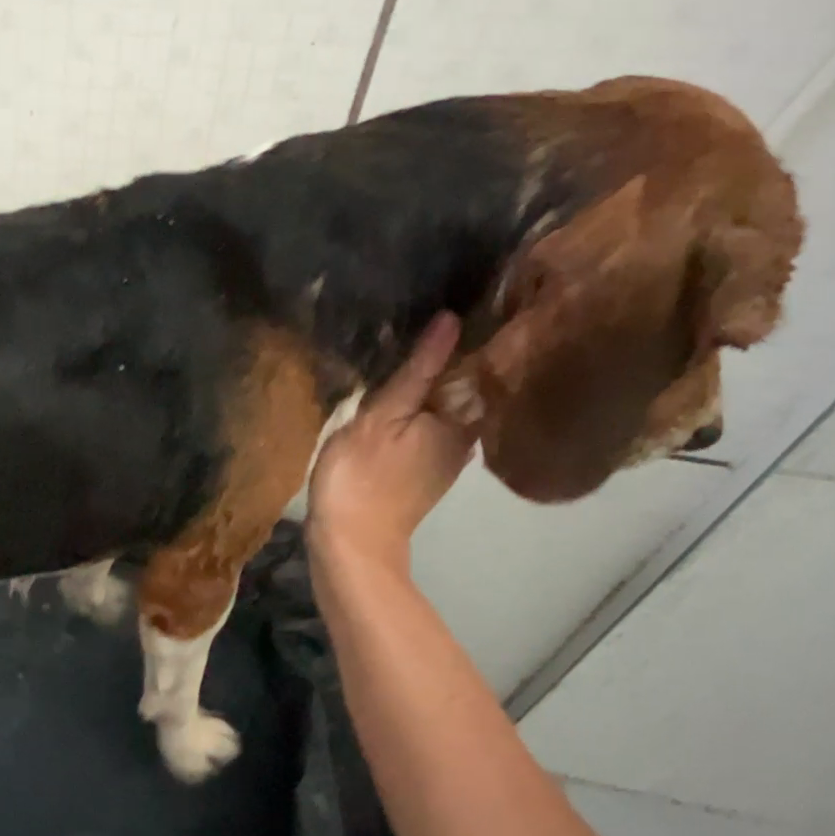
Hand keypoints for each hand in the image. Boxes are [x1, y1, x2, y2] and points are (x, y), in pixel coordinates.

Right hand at [308, 312, 475, 566]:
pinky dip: (428, 403)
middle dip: (458, 352)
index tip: (470, 295)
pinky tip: (408, 389)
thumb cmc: (362, 475)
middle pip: (469, 383)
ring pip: (452, 403)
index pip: (482, 363)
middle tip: (439, 310)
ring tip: (419, 340)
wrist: (352, 541)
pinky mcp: (429, 468)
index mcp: (462, 418)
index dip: (477, 330)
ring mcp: (450, 454)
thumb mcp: (380, 415)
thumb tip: (452, 319)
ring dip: (441, 377)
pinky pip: (437, 422)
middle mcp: (468, 434)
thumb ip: (417, 370)